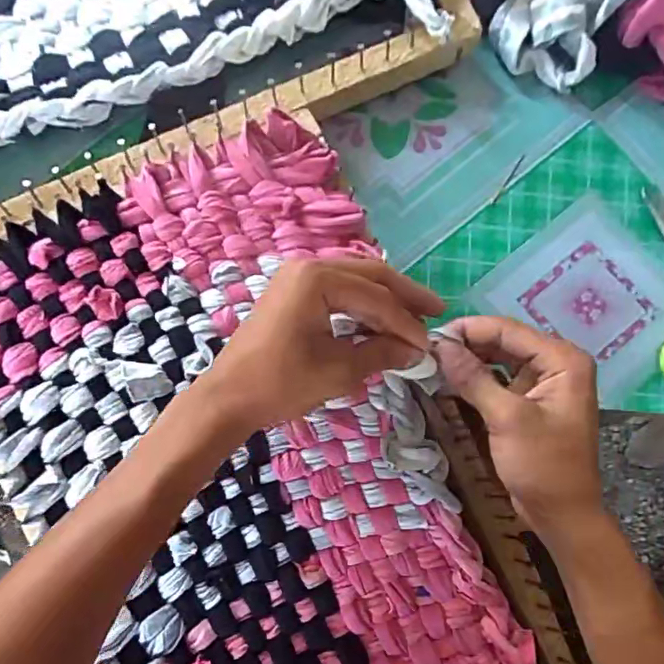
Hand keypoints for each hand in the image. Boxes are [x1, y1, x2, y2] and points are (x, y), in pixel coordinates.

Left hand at [196, 256, 444, 431]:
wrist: (228, 398)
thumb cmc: (280, 383)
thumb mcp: (338, 371)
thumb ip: (381, 354)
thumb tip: (415, 350)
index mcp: (317, 278)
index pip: (376, 298)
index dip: (406, 323)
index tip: (428, 346)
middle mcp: (307, 266)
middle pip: (369, 275)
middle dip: (404, 296)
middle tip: (436, 312)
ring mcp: (295, 277)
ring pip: (353, 281)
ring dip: (383, 300)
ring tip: (413, 319)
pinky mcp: (290, 294)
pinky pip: (335, 291)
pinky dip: (360, 306)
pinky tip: (377, 323)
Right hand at [435, 316, 604, 530]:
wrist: (561, 513)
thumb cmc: (542, 465)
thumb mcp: (506, 419)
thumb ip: (473, 378)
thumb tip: (441, 346)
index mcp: (563, 360)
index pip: (509, 331)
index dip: (469, 329)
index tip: (431, 335)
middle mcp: (558, 364)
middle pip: (505, 342)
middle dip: (468, 343)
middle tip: (427, 349)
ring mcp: (545, 384)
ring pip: (500, 360)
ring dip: (470, 360)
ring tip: (434, 361)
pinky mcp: (531, 403)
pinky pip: (501, 380)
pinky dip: (478, 379)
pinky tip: (452, 379)